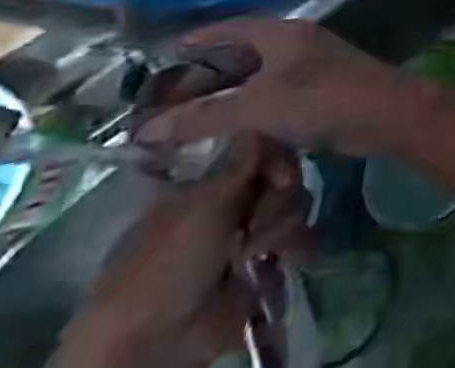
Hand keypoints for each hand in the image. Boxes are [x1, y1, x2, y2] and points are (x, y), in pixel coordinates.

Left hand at [55, 138, 309, 367]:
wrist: (157, 342)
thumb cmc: (166, 265)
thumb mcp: (200, 207)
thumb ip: (238, 162)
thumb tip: (259, 113)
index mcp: (205, 184)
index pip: (254, 148)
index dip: (273, 153)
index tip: (277, 169)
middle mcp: (229, 201)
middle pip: (280, 172)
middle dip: (279, 191)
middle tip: (261, 215)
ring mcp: (248, 230)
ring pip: (292, 201)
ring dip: (280, 223)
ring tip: (257, 250)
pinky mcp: (266, 257)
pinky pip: (298, 232)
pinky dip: (293, 242)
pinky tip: (278, 257)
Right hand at [137, 18, 400, 154]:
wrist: (387, 114)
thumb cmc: (321, 98)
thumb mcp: (256, 106)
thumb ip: (202, 116)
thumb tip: (145, 130)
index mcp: (283, 34)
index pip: (231, 28)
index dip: (197, 39)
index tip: (162, 56)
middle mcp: (297, 46)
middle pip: (243, 57)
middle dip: (207, 80)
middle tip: (166, 104)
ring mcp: (312, 71)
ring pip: (259, 85)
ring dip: (229, 106)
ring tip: (190, 129)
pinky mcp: (322, 97)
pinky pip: (277, 105)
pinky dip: (255, 121)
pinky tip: (234, 141)